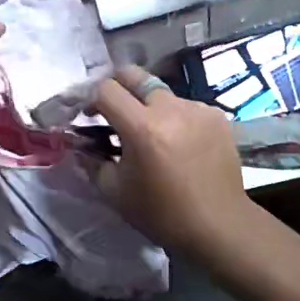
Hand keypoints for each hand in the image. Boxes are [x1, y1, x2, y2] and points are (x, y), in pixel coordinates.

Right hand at [91, 65, 256, 258]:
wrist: (218, 225)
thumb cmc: (162, 214)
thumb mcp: (115, 193)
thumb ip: (92, 162)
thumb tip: (81, 145)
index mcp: (142, 127)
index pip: (106, 90)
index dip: (91, 98)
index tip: (89, 115)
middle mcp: (171, 108)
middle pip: (135, 75)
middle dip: (117, 85)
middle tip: (114, 108)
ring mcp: (197, 109)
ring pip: (162, 93)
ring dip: (149, 106)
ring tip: (152, 134)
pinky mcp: (217, 116)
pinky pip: (187, 106)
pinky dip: (176, 118)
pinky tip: (179, 143)